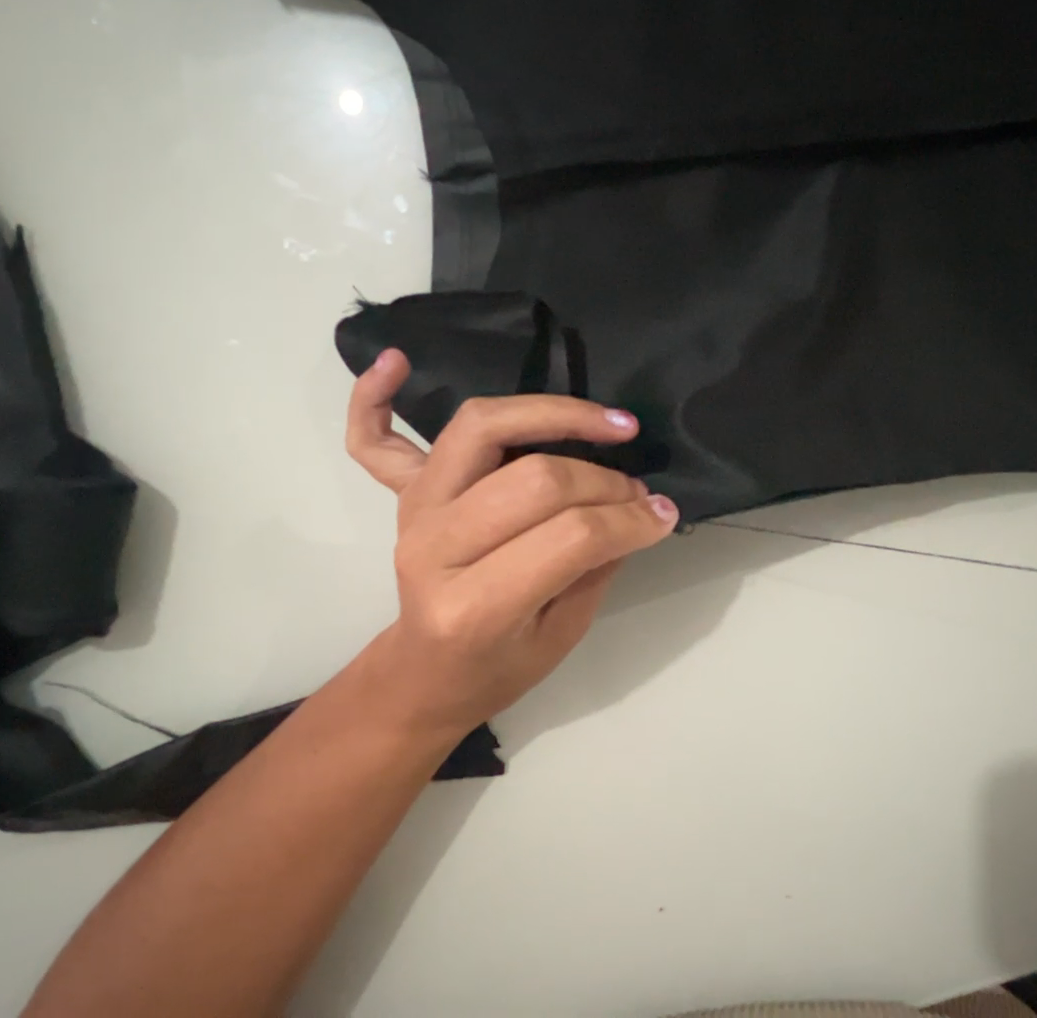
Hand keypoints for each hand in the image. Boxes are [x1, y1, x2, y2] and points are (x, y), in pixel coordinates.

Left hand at [343, 349, 678, 737]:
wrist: (425, 676)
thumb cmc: (496, 669)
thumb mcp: (560, 635)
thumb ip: (597, 565)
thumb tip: (642, 505)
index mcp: (472, 606)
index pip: (568, 538)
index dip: (628, 520)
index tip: (663, 516)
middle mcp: (433, 549)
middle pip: (532, 480)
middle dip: (603, 480)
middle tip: (638, 490)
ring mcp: (414, 513)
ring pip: (481, 429)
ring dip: (551, 413)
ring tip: (607, 422)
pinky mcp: (404, 495)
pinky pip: (374, 440)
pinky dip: (373, 398)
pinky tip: (397, 359)